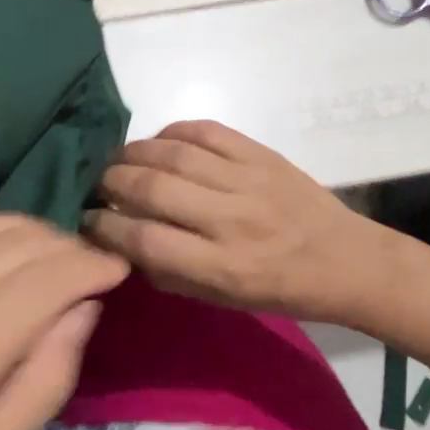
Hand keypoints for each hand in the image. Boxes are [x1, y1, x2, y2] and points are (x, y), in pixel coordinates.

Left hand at [0, 213, 126, 429]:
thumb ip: (49, 375)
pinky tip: (8, 252)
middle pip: (14, 245)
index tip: (118, 266)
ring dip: (31, 231)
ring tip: (57, 254)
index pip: (39, 283)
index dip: (87, 265)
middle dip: (65, 245)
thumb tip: (84, 305)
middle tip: (92, 264)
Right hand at [83, 120, 385, 321]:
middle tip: (94, 184)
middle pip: (152, 189)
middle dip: (110, 182)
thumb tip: (120, 239)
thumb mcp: (221, 300)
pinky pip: (205, 130)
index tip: (85, 220)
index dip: (104, 227)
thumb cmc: (279, 290)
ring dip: (133, 153)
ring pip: (172, 153)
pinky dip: (171, 131)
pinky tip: (158, 142)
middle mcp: (231, 220)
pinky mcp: (260, 153)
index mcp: (222, 267)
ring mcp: (247, 180)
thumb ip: (168, 272)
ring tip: (117, 160)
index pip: (145, 240)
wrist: (345, 260)